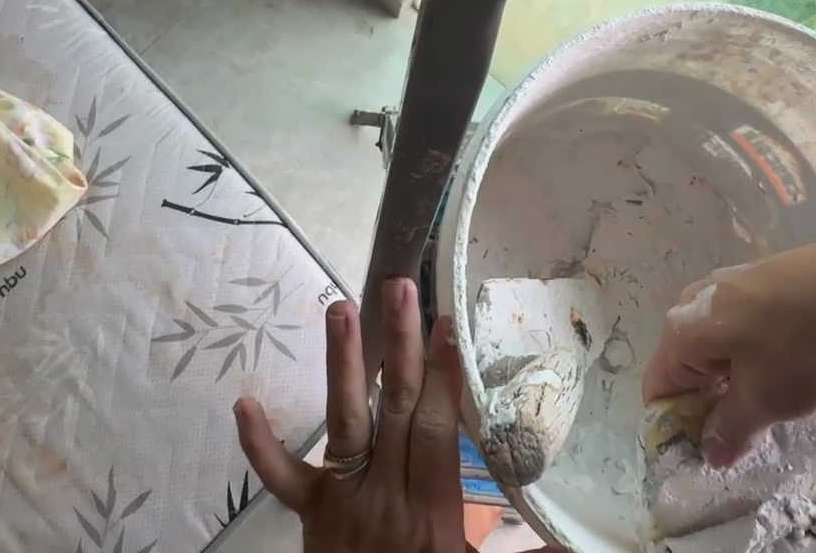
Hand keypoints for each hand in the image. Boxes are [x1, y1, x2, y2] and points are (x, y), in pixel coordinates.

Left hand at [235, 277, 468, 552]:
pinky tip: (243, 403)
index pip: (438, 429)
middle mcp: (387, 497)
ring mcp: (343, 502)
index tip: (447, 321)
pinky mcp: (311, 516)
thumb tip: (572, 543)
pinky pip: (282, 479)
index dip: (444, 374)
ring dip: (344, 363)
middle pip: (395, 410)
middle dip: (401, 346)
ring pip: (344, 425)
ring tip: (340, 308)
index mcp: (433, 511)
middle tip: (399, 288)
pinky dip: (261, 445)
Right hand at [642, 235, 815, 466]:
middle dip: (707, 405)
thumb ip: (731, 430)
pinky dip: (749, 357)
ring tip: (768, 405)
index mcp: (681, 330)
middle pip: (684, 367)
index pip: (658, 388)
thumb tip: (709, 453)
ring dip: (731, 382)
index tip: (709, 455)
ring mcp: (723, 289)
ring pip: (714, 349)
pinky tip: (782, 370)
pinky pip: (737, 331)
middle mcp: (691, 303)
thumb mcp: (765, 399)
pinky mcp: (753, 285)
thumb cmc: (799, 344)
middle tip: (744, 436)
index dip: (677, 427)